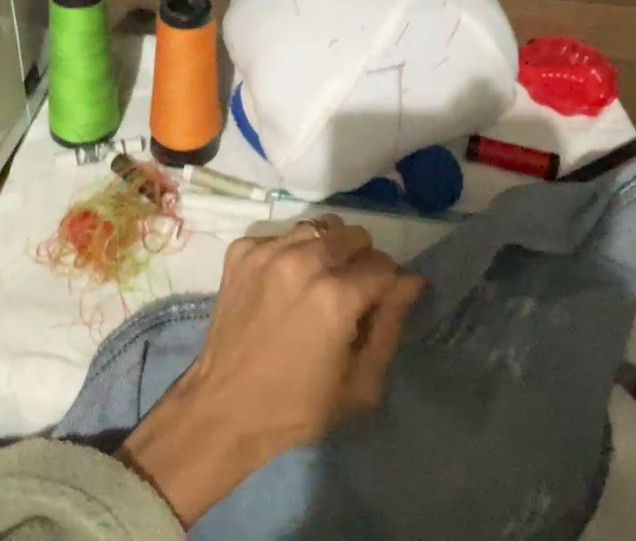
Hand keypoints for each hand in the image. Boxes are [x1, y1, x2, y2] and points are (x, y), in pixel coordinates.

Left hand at [118, 215, 424, 525]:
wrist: (224, 407)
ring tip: (314, 284)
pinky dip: (290, 253)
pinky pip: (282, 235)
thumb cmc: (299, 405)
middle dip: (359, 261)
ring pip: (318, 227)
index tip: (374, 307)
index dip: (386, 286)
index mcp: (337, 296)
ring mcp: (267, 252)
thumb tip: (411, 280)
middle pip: (354, 234)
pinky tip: (282, 286)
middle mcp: (303, 261)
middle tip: (346, 294)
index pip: (384, 264)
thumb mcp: (361, 382)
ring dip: (326, 250)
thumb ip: (391, 325)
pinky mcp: (241, 251)